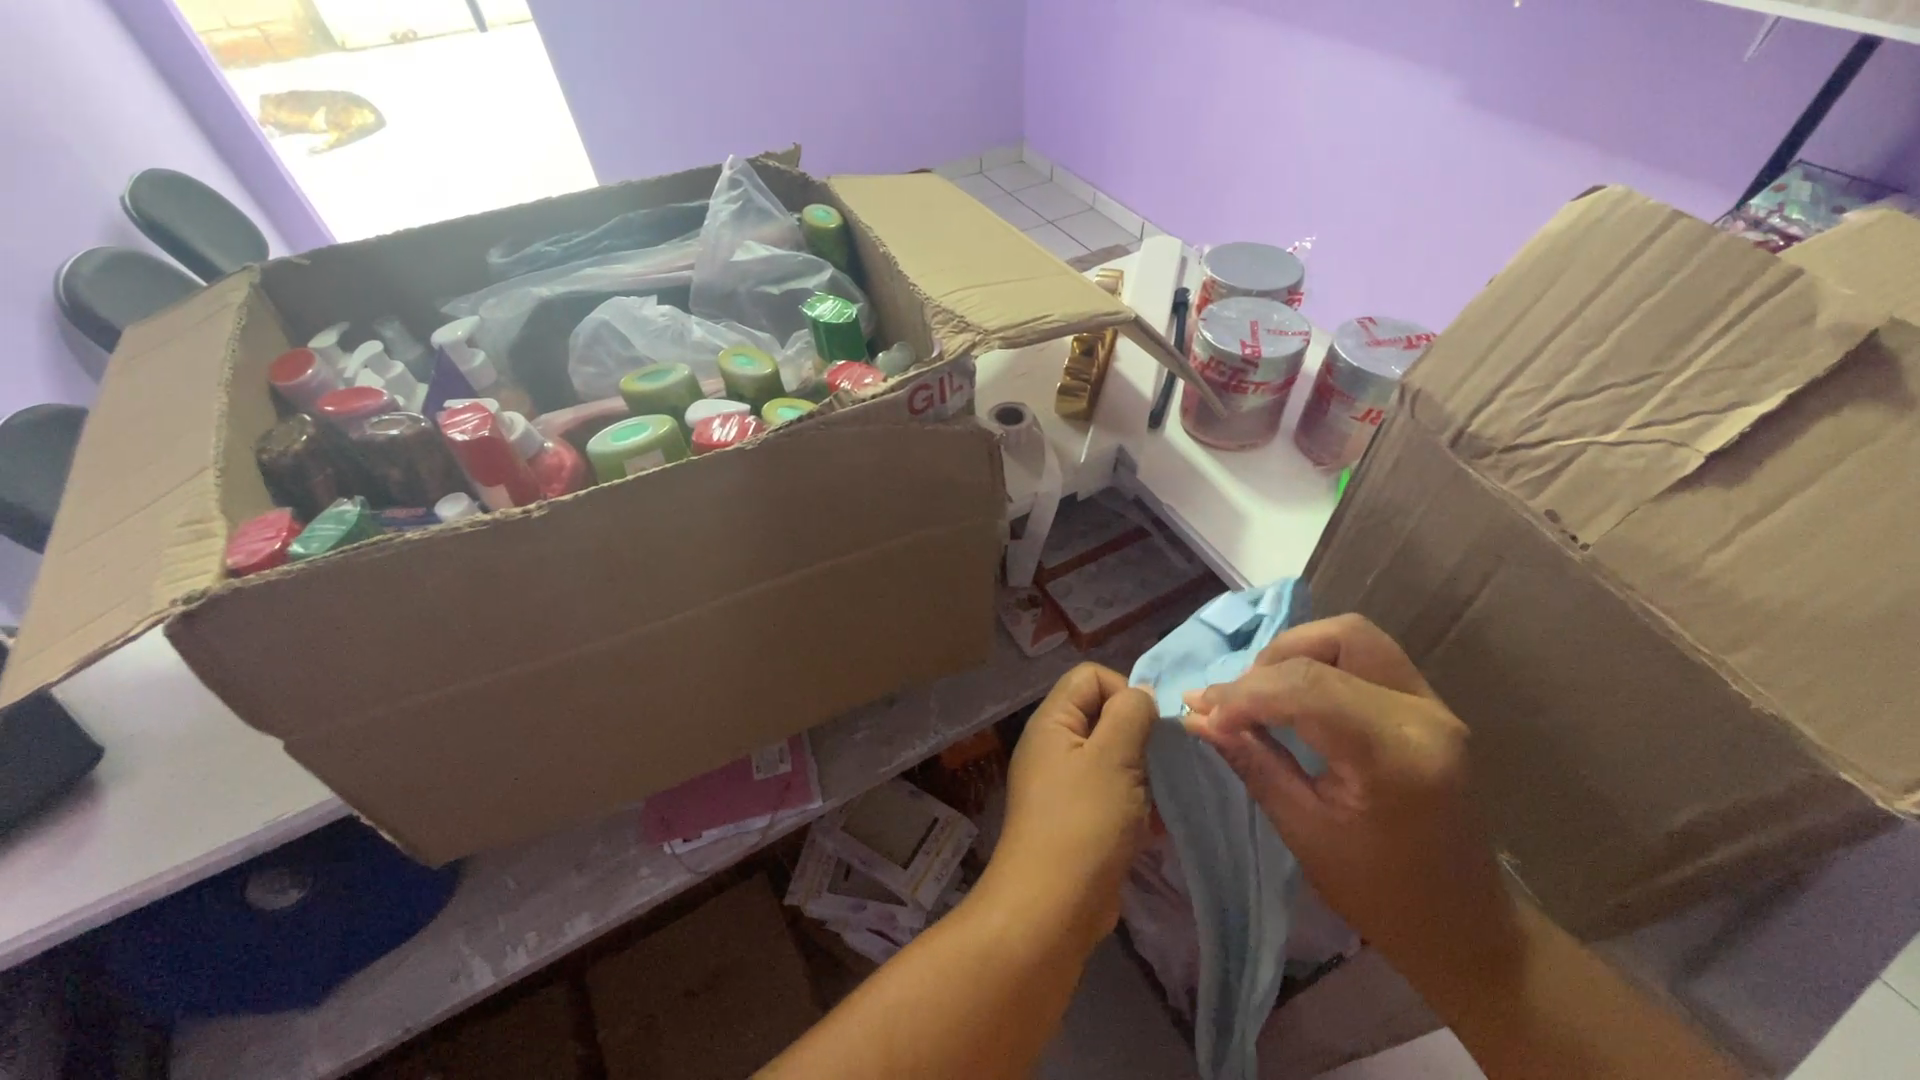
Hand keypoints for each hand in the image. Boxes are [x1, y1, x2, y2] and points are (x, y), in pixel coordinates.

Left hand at [980, 663, 1156, 952]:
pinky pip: (1112, 796)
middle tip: (1158, 768)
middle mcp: (1053, 747)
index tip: (1148, 729)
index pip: (1091, 676)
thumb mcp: (1114, 756)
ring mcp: (1062, 786)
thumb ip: (1131, 713)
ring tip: (1157, 803)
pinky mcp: (1077, 821)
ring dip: (1142, 777)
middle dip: (1139, 738)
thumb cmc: (1084, 822)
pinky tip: (1154, 831)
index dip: (1124, 692)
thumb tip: (1139, 695)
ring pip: (1114, 759)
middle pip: (1104, 716)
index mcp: (1052, 722)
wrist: (1051, 907)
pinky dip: (1136, 808)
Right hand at [1182, 615, 1522, 978]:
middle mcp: (1424, 715)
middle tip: (1234, 703)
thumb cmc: (1377, 892)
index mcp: (1394, 756)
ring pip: (1353, 637)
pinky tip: (1292, 698)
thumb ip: (1252, 761)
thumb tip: (1196, 717)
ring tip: (1261, 696)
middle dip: (1271, 662)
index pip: (1306, 688)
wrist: (1461, 924)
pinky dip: (1319, 664)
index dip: (1244, 693)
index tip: (1201, 714)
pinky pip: (1366, 658)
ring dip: (1297, 654)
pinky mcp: (1431, 706)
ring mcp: (1435, 705)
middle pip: (1338, 639)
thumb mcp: (1303, 831)